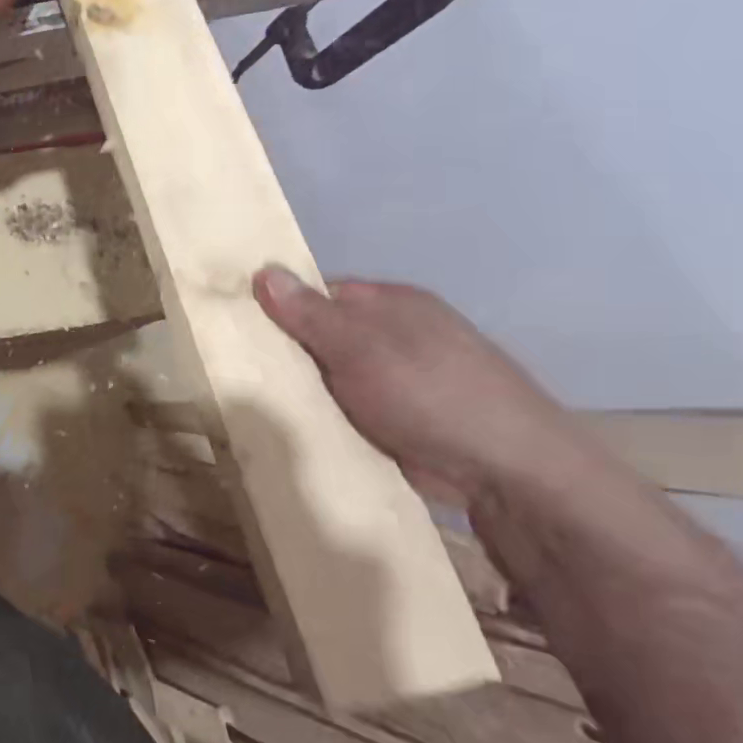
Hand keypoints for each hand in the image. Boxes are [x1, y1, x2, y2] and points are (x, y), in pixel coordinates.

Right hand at [253, 266, 581, 503]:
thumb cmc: (430, 394)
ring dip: (299, 387)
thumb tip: (264, 270)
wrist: (505, 472)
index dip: (277, 306)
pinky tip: (292, 422)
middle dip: (284, 351)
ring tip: (252, 397)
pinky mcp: (397, 418)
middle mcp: (395, 335)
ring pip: (328, 374)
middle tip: (239, 366)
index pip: (317, 293)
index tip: (236, 326)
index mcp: (392, 304)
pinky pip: (343, 407)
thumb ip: (310, 314)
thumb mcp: (360, 348)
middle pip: (319, 334)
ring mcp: (397, 378)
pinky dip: (320, 414)